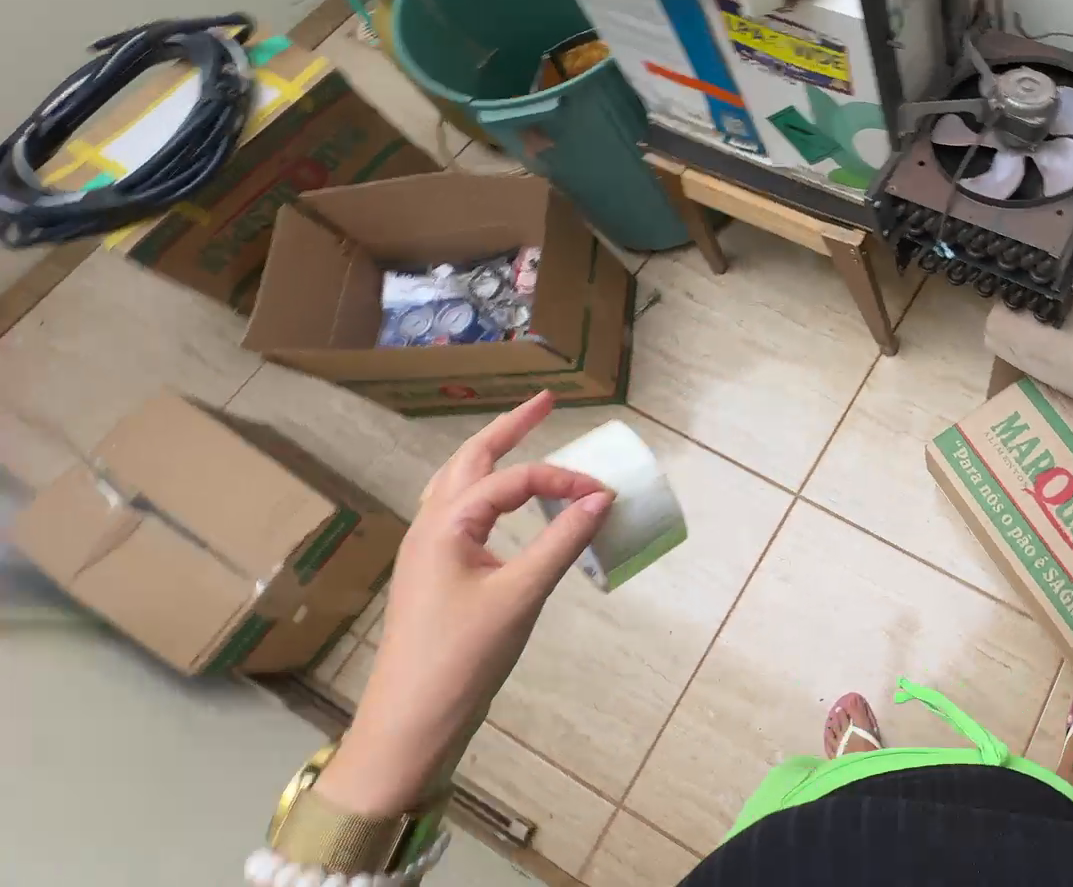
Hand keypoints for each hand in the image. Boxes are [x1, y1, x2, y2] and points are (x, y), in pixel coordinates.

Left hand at [316, 392, 611, 815]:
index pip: (512, 480)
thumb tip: (602, 497)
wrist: (411, 724)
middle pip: (469, 460)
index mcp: (444, 526)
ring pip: (460, 483)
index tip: (604, 494)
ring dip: (493, 454)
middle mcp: (431, 528)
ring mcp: (431, 550)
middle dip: (509, 428)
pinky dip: (491, 490)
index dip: (562, 478)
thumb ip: (563, 541)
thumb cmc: (463, 657)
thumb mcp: (521, 595)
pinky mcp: (439, 573)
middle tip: (547, 403)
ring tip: (525, 434)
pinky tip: (509, 501)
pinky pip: (465, 512)